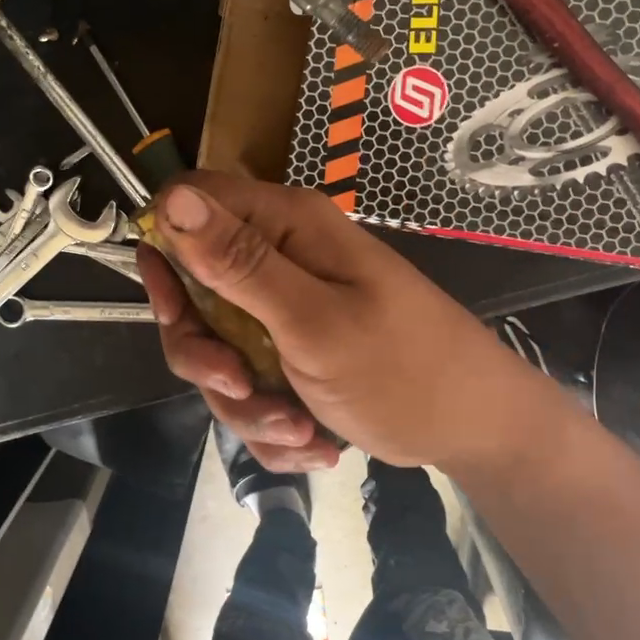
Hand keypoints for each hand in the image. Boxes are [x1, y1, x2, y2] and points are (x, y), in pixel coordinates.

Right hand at [138, 171, 560, 472]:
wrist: (472, 431)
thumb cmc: (404, 369)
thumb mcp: (313, 322)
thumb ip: (238, 264)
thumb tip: (171, 198)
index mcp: (285, 228)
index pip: (191, 203)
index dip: (167, 250)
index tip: (171, 310)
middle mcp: (278, 259)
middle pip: (191, 291)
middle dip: (206, 355)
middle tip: (240, 387)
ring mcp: (282, 310)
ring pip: (215, 351)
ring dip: (245, 404)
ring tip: (299, 428)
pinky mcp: (288, 354)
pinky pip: (246, 387)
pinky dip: (269, 422)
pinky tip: (313, 441)